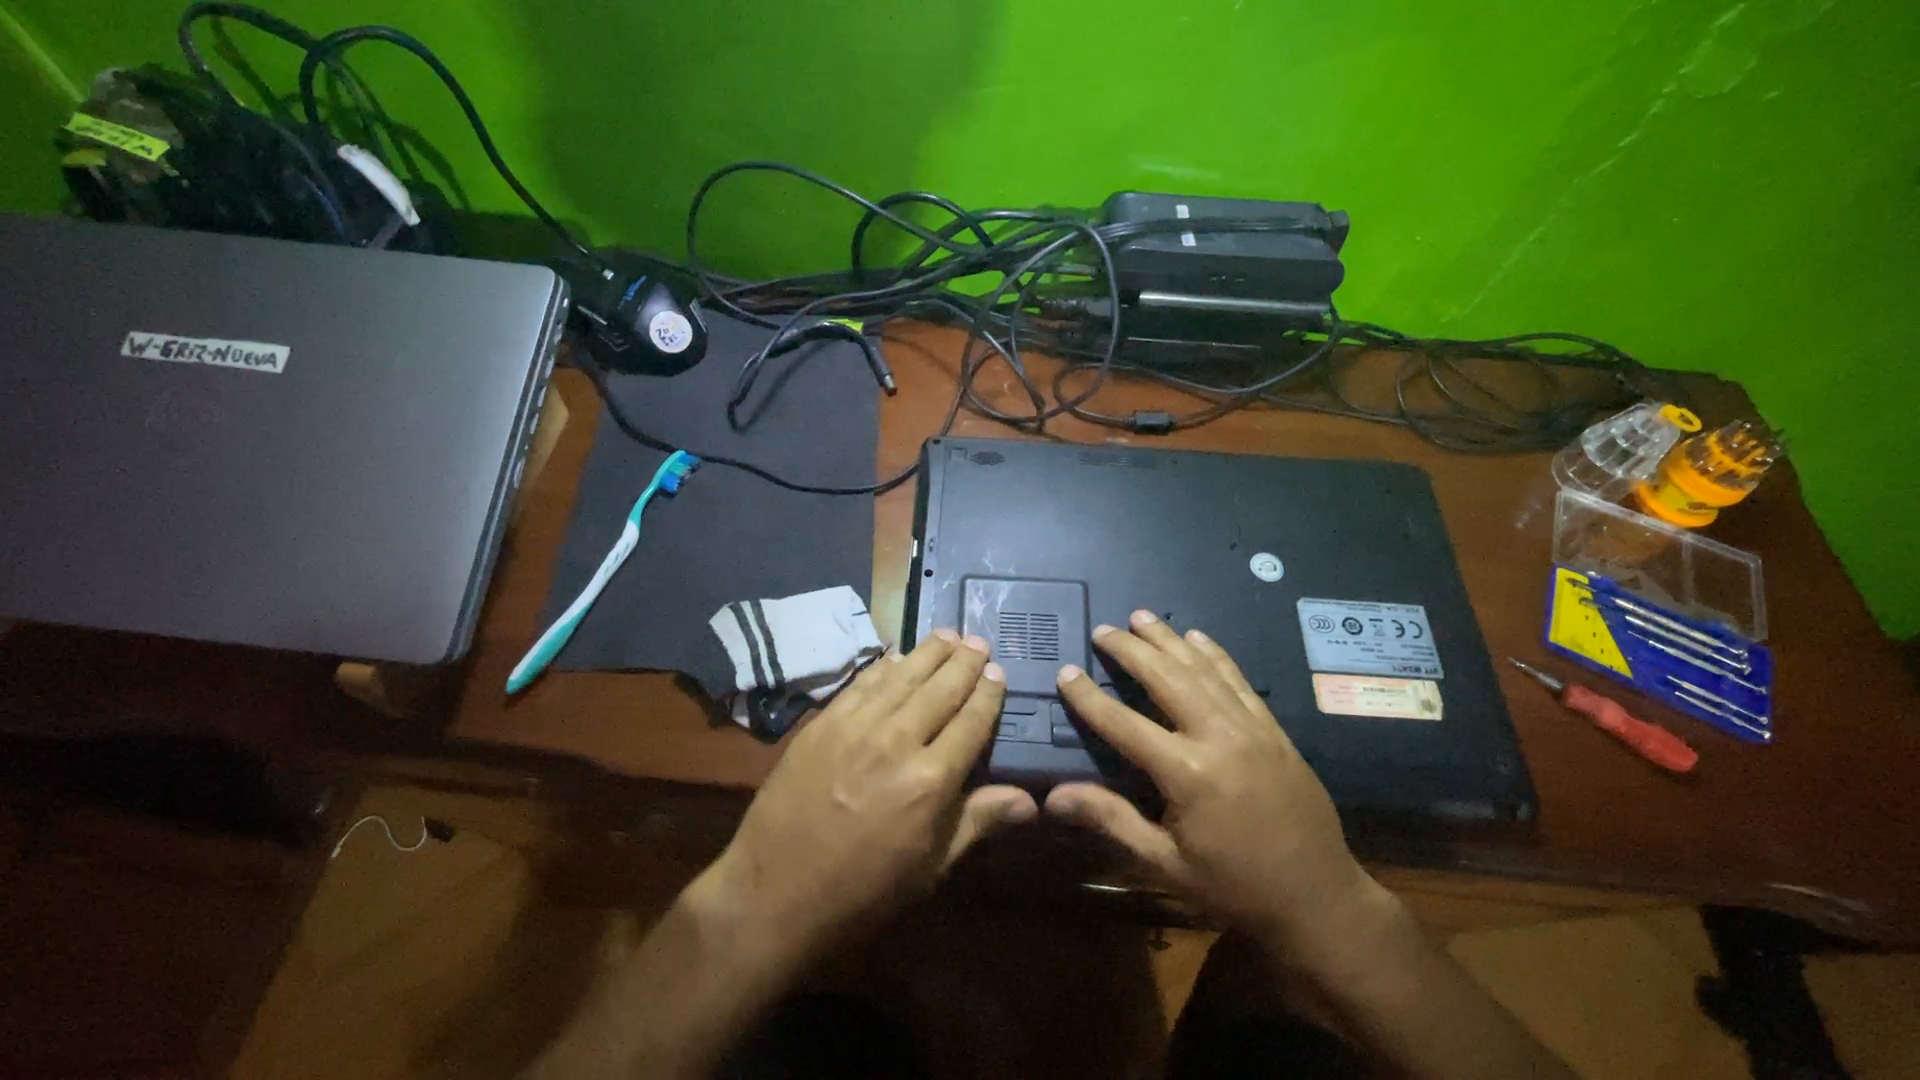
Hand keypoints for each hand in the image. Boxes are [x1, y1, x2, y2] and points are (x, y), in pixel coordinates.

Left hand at [703, 630, 1037, 959]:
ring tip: (947, 635)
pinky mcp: (822, 724)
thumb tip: (1030, 800)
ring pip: (901, 677)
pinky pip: (861, 684)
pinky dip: (884, 666)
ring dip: (928, 652)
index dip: (988, 695)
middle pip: (939, 689)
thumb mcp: (931, 867)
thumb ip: (978, 821)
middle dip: (963, 663)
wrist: (776, 892)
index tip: (999, 673)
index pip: (971, 722)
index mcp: (932, 780)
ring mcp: (855, 728)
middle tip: (978, 641)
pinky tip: (896, 656)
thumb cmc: (864, 890)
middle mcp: (897, 741)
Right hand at [1046, 611, 1380, 947]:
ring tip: (1141, 617)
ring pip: (1203, 671)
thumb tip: (1054, 797)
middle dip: (1131, 651)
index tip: (1065, 671)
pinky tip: (1197, 638)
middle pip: (1166, 679)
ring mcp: (1251, 729)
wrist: (1318, 898)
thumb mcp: (1166, 864)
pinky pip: (1240, 682)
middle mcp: (1218, 737)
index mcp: (1186, 773)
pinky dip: (1216, 656)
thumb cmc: (1234, 887)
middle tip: (1103, 630)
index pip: (1124, 723)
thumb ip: (1112, 820)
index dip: (1090, 697)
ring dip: (1169, 641)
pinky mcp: (1274, 730)